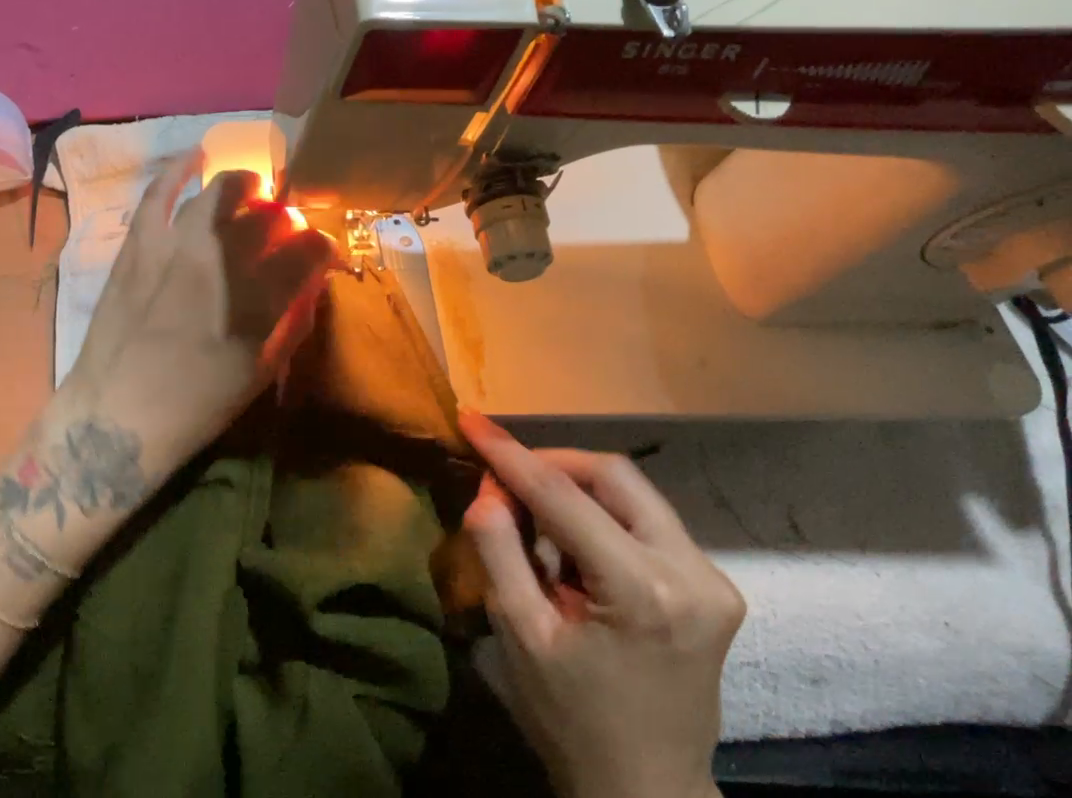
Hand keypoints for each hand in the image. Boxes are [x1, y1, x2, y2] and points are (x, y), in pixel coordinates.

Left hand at [60, 150, 333, 462]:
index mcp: (257, 304)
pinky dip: (178, 170)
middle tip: (283, 223)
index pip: (306, 254)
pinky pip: (159, 195)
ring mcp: (174, 249)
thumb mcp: (257, 375)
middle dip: (284, 216)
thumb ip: (288, 327)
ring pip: (217, 195)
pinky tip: (195, 156)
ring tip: (251, 187)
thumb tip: (305, 291)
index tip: (321, 251)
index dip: (320, 247)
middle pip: (265, 218)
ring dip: (242, 186)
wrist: (116, 414)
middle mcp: (221, 265)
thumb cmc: (193, 406)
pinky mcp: (138, 247)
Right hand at [460, 413, 744, 797]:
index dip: (512, 455)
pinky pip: (646, 523)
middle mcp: (694, 573)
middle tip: (502, 475)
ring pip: (634, 494)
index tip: (471, 421)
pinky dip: (599, 517)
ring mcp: (713, 579)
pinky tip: (569, 546)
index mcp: (644, 590)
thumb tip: (489, 490)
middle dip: (551, 464)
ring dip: (575, 490)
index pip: (566, 496)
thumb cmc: (570, 715)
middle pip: (615, 477)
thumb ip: (499, 551)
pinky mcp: (712, 587)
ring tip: (529, 516)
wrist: (644, 783)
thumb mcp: (518, 633)